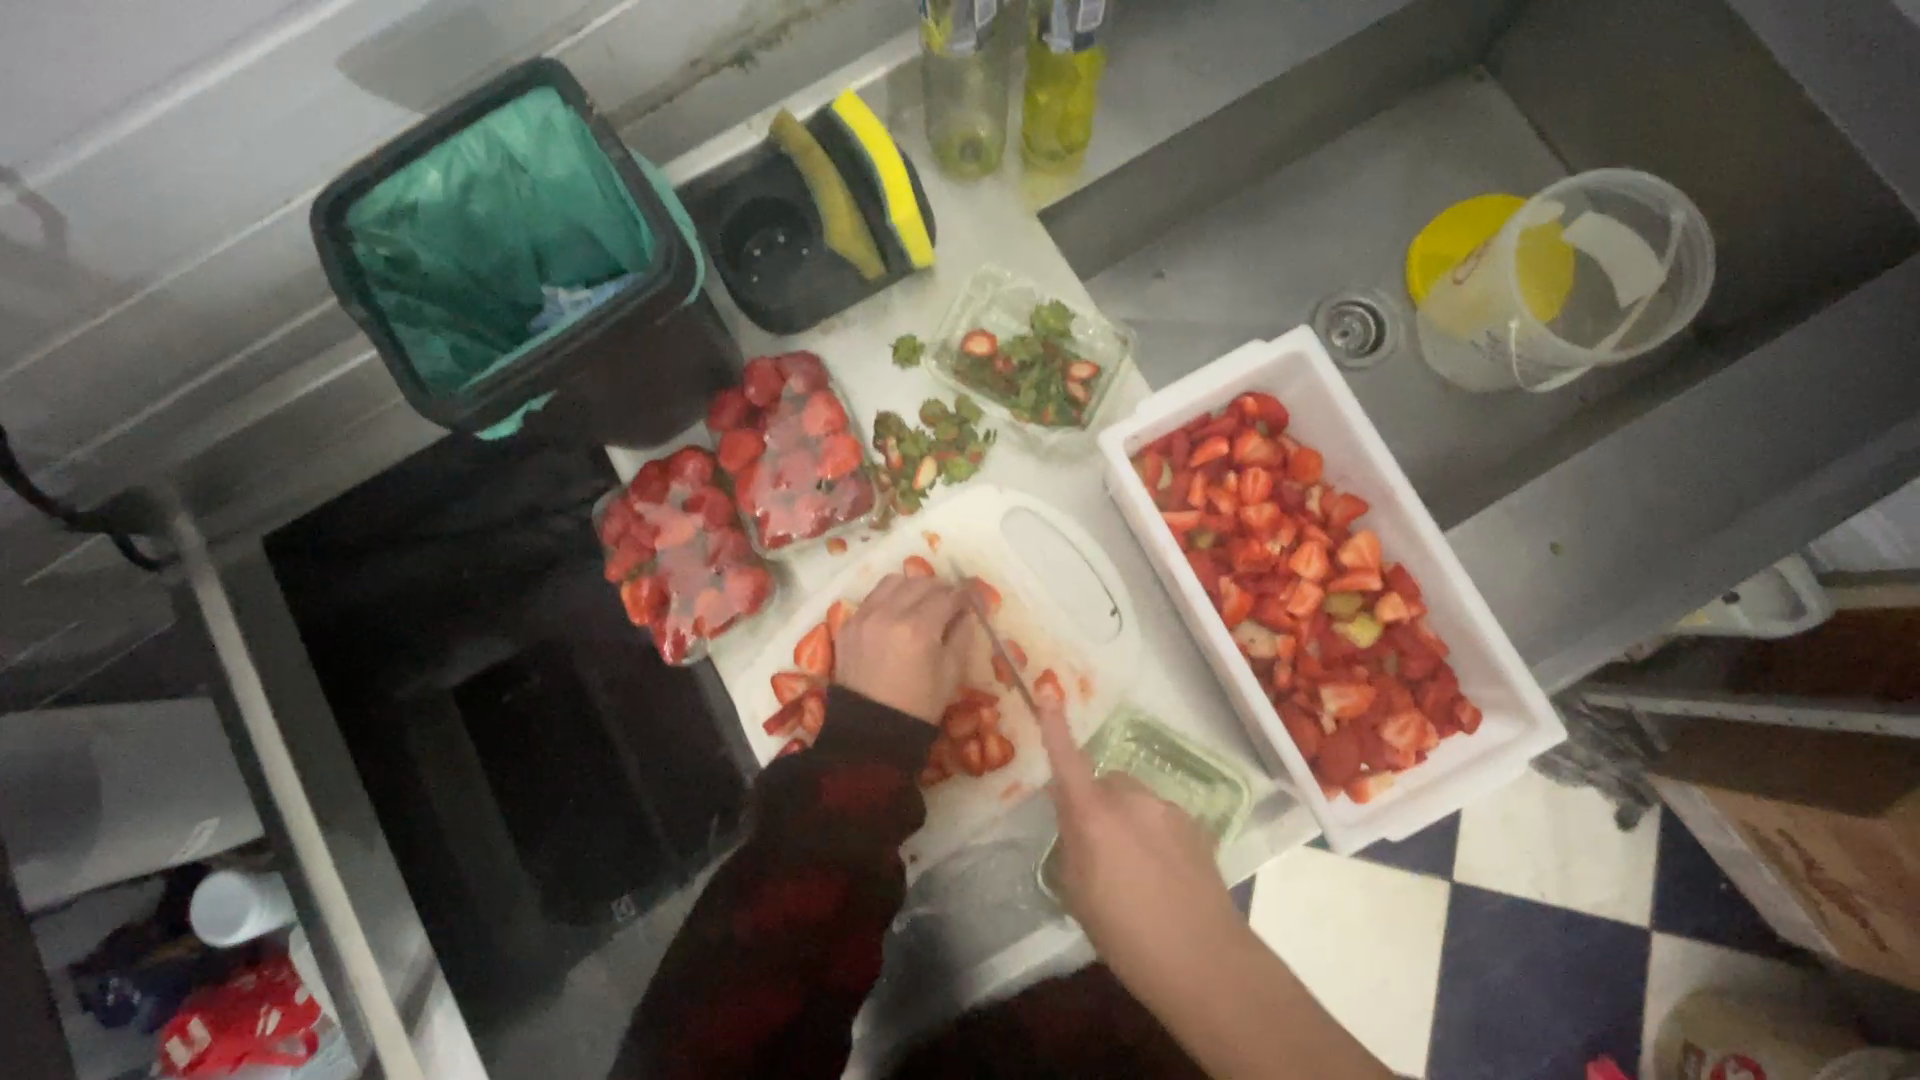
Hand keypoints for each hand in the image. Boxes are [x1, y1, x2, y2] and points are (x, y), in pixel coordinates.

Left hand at [833, 574, 975, 724]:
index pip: (948, 596)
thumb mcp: (951, 673)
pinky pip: (872, 598)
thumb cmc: (919, 706)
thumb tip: (967, 611)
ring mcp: (864, 617)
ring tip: (922, 602)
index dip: (964, 595)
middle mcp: (889, 614)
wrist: (871, 730)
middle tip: (950, 601)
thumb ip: (962, 635)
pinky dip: (888, 598)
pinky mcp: (848, 625)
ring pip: (893, 582)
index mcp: (919, 628)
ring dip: (913, 586)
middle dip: (941, 588)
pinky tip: (897, 614)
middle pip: (921, 583)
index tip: (971, 598)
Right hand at [1035, 702, 1242, 990]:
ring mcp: (1169, 810)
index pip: (1068, 762)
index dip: (1055, 729)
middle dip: (1096, 803)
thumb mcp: (1079, 892)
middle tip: (1095, 851)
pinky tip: (1162, 876)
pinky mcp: (1196, 827)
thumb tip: (1073, 815)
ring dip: (1126, 820)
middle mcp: (1132, 800)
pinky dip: (1153, 834)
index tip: (1048, 695)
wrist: (1203, 959)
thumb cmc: (1125, 933)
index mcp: (1095, 815)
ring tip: (1133, 872)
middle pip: (1104, 785)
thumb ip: (1073, 842)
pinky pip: (1160, 819)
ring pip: (1135, 802)